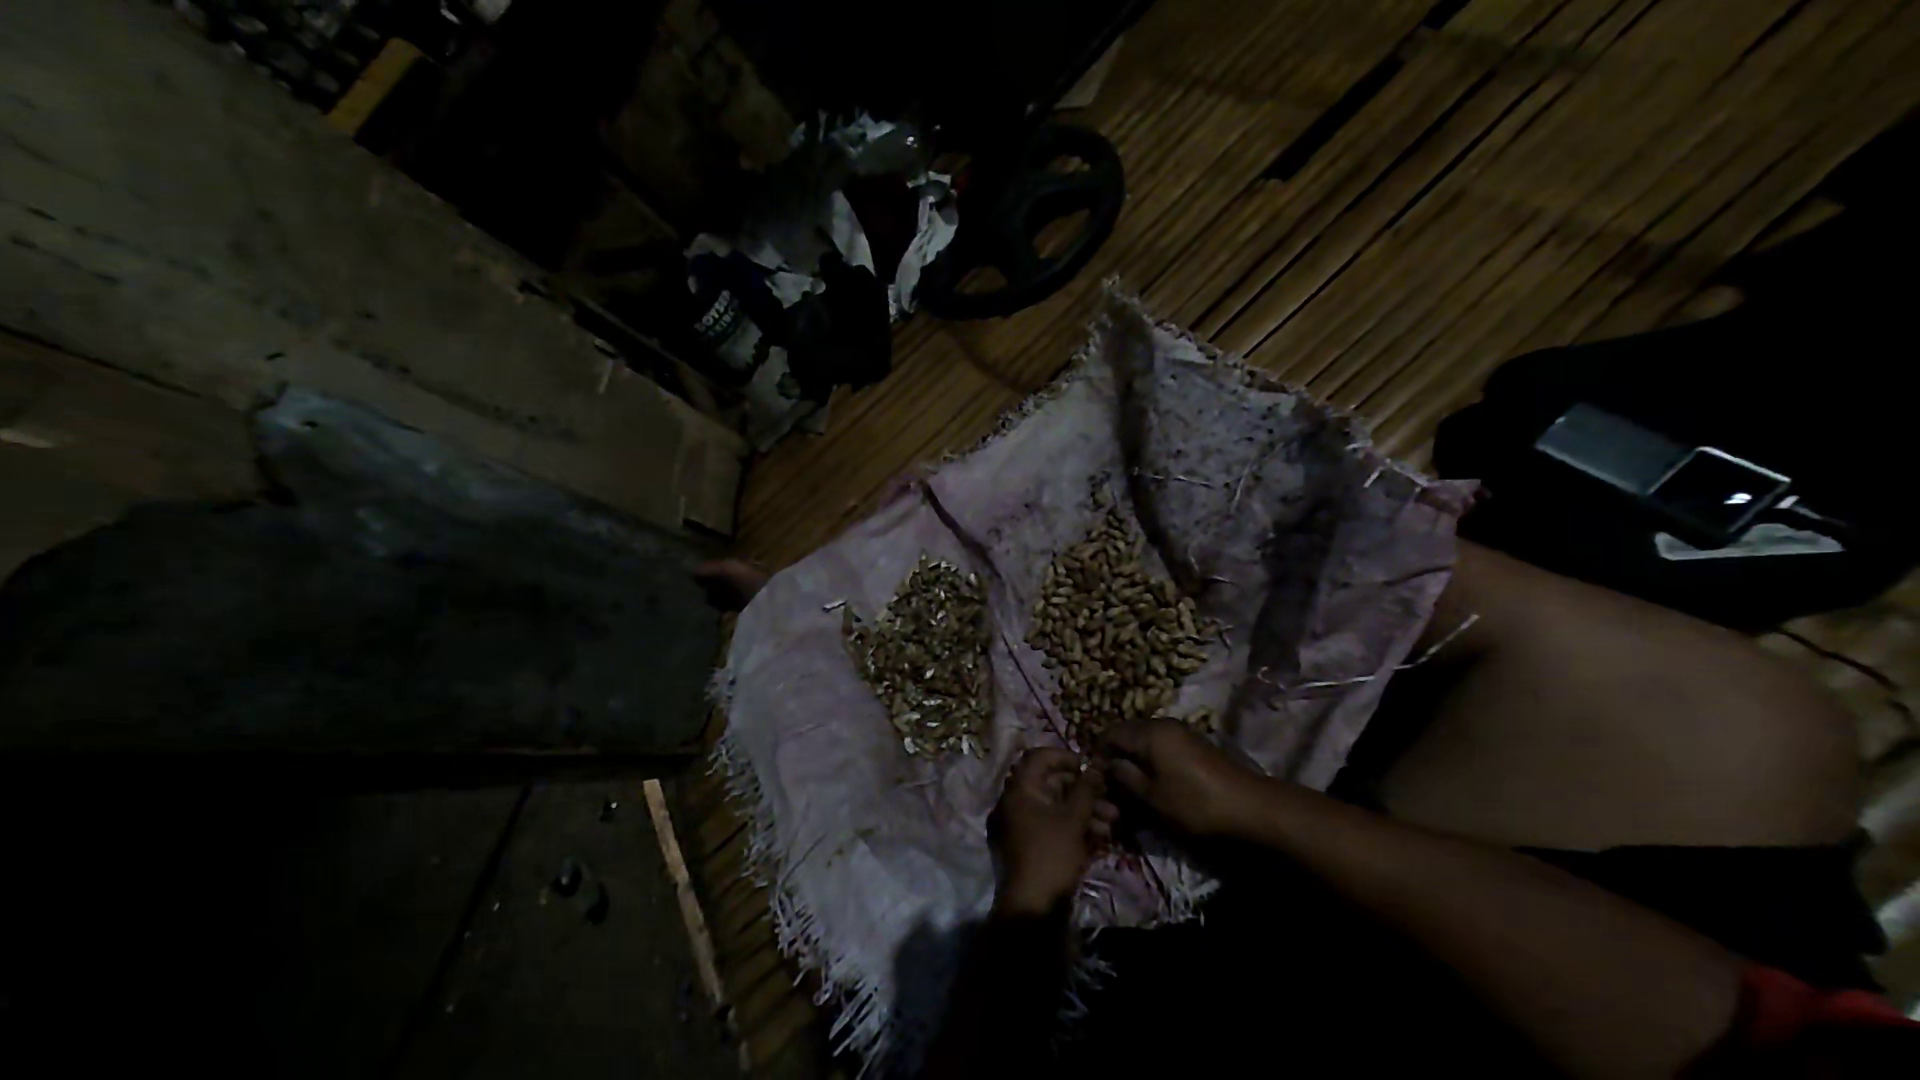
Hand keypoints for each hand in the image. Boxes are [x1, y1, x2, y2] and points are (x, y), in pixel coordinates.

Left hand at [988, 748, 1117, 915]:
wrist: (1031, 911)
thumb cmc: (1051, 856)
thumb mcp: (1072, 819)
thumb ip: (1085, 789)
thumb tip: (1095, 766)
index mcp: (1017, 792)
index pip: (1038, 758)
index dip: (1065, 757)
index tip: (1090, 767)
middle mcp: (1013, 806)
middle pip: (1050, 786)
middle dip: (1083, 792)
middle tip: (1110, 801)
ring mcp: (1018, 830)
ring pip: (1054, 810)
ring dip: (1084, 812)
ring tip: (1112, 824)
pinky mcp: (1027, 851)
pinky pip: (1051, 830)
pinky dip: (1073, 830)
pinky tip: (1100, 841)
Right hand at [1103, 718, 1267, 836]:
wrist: (1249, 806)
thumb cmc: (1195, 802)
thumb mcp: (1153, 797)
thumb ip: (1126, 777)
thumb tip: (1110, 765)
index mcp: (1149, 733)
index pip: (1110, 733)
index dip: (1098, 753)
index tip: (1096, 777)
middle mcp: (1162, 724)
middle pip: (1127, 732)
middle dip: (1116, 754)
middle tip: (1112, 782)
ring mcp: (1180, 731)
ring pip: (1144, 737)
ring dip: (1134, 756)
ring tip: (1132, 783)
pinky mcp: (1193, 742)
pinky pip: (1161, 742)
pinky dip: (1151, 757)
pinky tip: (1154, 779)